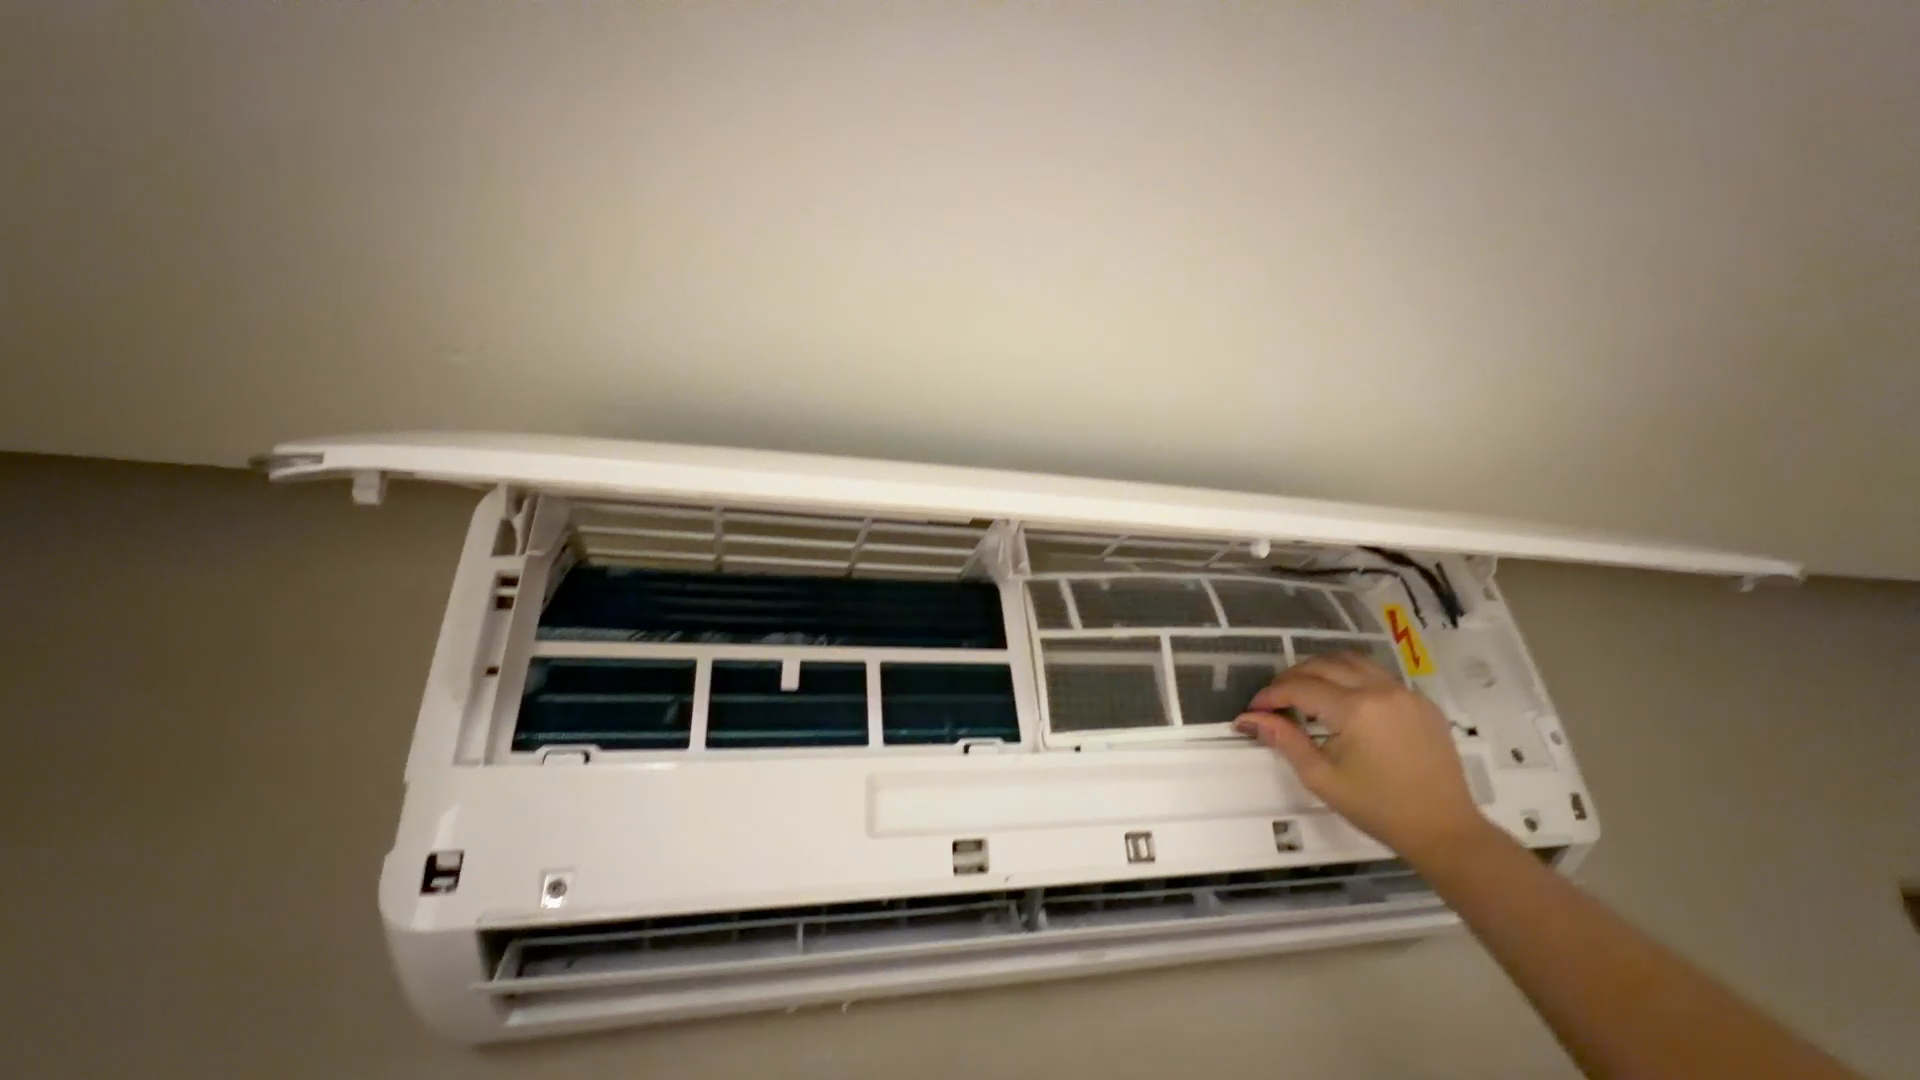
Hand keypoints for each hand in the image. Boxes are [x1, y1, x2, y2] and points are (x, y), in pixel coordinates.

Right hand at [1234, 652, 1489, 862]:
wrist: (1443, 828)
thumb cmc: (1378, 808)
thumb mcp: (1322, 778)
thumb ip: (1285, 741)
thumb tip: (1248, 719)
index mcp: (1355, 710)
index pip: (1300, 688)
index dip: (1271, 695)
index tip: (1254, 710)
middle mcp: (1381, 690)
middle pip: (1324, 665)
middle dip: (1293, 677)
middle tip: (1275, 700)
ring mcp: (1405, 692)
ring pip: (1353, 661)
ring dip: (1323, 670)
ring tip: (1306, 691)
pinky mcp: (1422, 702)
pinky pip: (1379, 675)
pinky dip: (1352, 678)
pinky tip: (1344, 702)